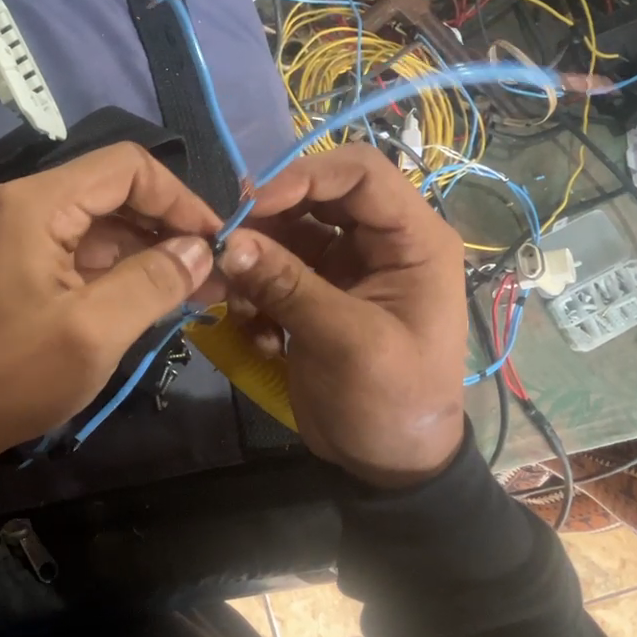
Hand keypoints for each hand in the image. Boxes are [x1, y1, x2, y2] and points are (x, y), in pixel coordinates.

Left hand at [0, 143, 221, 453]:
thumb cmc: (18, 373)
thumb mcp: (94, 331)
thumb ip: (153, 281)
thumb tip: (200, 249)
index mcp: (34, 204)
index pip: (124, 168)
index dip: (178, 198)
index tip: (216, 240)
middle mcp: (21, 202)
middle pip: (112, 190)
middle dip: (167, 226)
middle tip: (213, 269)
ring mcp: (16, 228)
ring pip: (100, 220)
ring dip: (148, 248)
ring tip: (198, 286)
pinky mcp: (18, 257)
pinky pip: (79, 245)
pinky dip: (119, 264)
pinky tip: (157, 291)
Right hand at [217, 144, 466, 487]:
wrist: (388, 463)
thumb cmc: (392, 400)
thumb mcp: (346, 342)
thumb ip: (288, 286)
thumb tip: (227, 243)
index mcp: (411, 240)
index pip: (359, 174)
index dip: (304, 176)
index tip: (251, 204)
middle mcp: (375, 243)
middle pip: (311, 199)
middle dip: (266, 224)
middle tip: (225, 254)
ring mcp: (338, 270)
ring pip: (280, 236)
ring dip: (251, 267)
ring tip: (241, 309)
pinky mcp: (309, 296)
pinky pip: (267, 273)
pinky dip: (252, 299)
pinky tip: (259, 339)